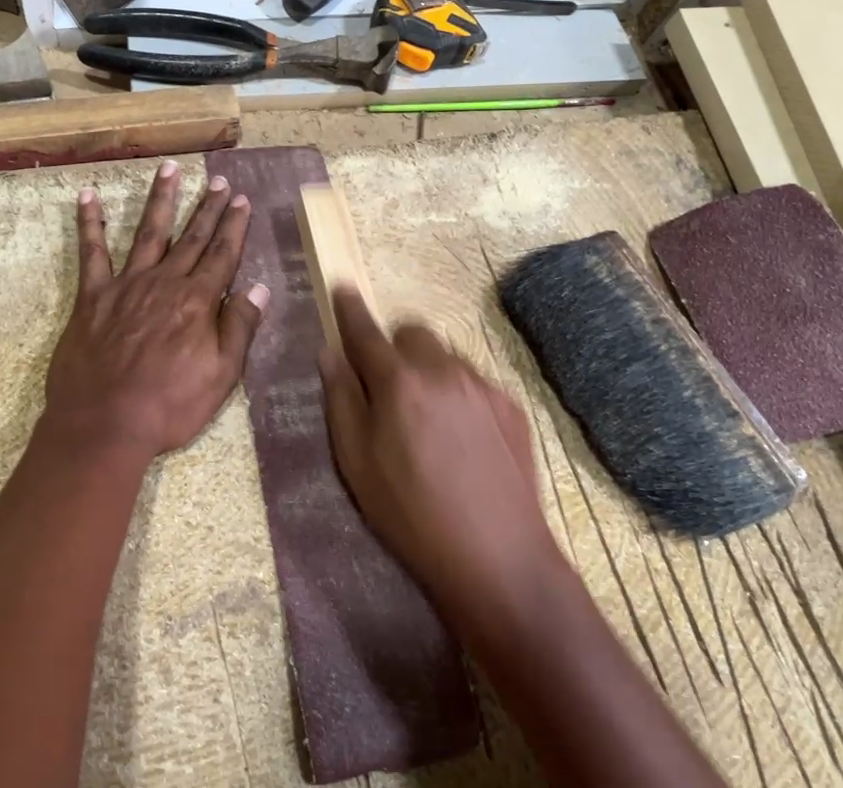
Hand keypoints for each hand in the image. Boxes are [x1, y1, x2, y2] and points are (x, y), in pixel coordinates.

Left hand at [40, 160, 269, 466]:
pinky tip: (88, 196)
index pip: (222, 255)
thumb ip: (240, 328)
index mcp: (198, 303)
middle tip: (219, 180)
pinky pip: (91, 253)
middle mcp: (165, 284)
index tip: (242, 200)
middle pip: (192, 238)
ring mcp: (126, 286)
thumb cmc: (169, 406)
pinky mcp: (92, 297)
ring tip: (169, 169)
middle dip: (208, 208)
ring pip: (148, 233)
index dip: (234, 226)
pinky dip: (90, 223)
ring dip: (161, 200)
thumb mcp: (221, 376)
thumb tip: (258, 288)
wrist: (104, 422)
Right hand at [319, 289, 556, 610]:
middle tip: (386, 384)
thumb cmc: (409, 513)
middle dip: (394, 344)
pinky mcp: (512, 407)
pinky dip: (457, 393)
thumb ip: (341, 401)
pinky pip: (474, 381)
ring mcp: (483, 386)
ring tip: (425, 419)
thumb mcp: (355, 463)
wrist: (496, 556)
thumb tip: (331, 355)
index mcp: (398, 382)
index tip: (343, 286)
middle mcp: (443, 371)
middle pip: (413, 331)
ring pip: (446, 356)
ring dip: (427, 369)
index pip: (365, 331)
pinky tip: (459, 439)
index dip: (350, 308)